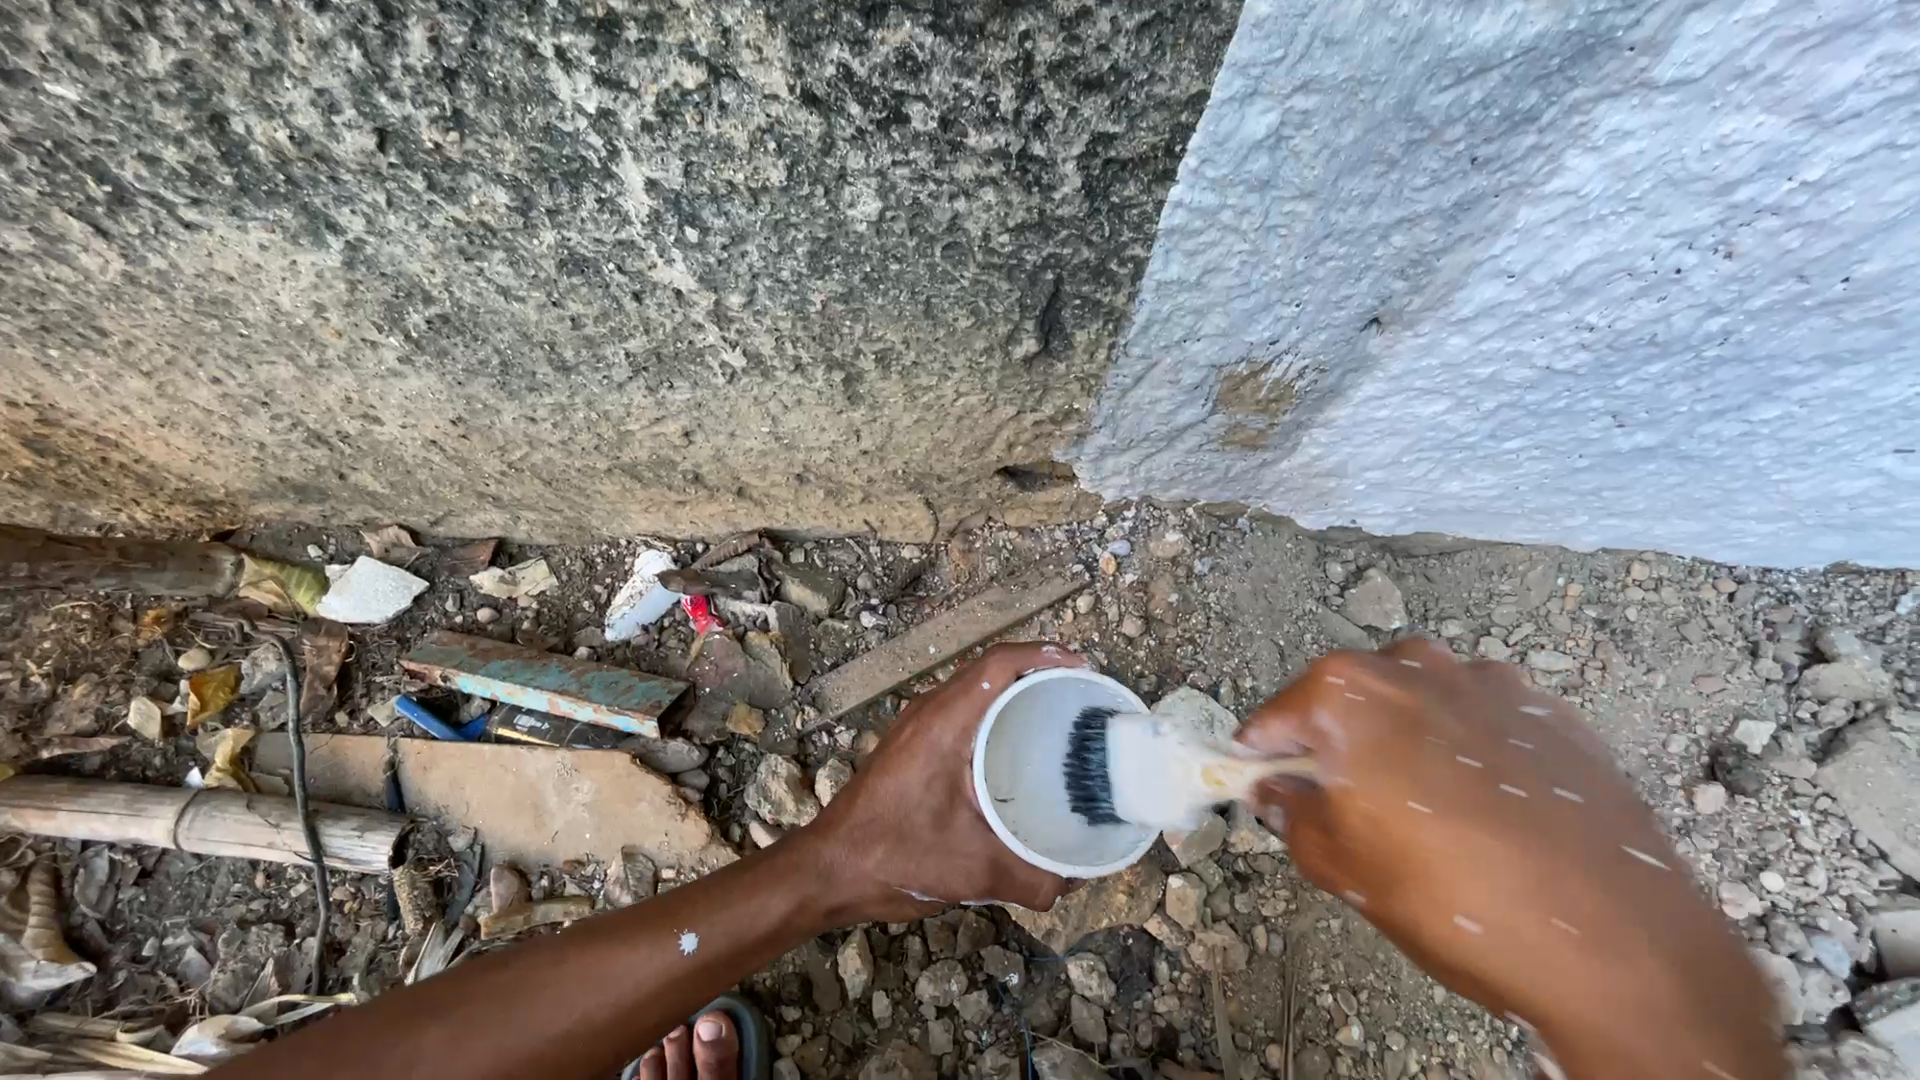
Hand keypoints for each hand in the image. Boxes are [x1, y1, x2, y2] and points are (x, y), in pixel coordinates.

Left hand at [797, 642, 1082, 923]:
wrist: (827, 869)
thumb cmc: (895, 856)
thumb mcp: (974, 870)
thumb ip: (1033, 878)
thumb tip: (1075, 879)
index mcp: (945, 722)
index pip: (998, 663)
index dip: (1044, 654)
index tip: (1082, 667)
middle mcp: (929, 711)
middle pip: (989, 670)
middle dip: (1038, 671)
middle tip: (1080, 695)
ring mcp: (915, 725)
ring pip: (973, 689)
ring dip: (1013, 691)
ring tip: (1056, 716)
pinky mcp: (910, 744)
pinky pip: (960, 711)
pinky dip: (992, 714)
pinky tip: (1013, 749)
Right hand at [1239, 637, 1784, 1079]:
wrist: (1621, 944)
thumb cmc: (1451, 897)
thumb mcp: (1340, 867)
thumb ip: (1290, 813)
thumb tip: (1274, 789)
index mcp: (1346, 691)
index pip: (1276, 718)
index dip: (1262, 754)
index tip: (1260, 780)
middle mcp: (1412, 665)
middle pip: (1346, 698)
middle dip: (1335, 741)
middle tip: (1344, 801)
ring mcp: (1489, 681)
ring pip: (1416, 701)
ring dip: (1402, 737)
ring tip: (1423, 804)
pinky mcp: (1552, 711)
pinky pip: (1481, 718)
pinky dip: (1467, 746)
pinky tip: (1487, 804)